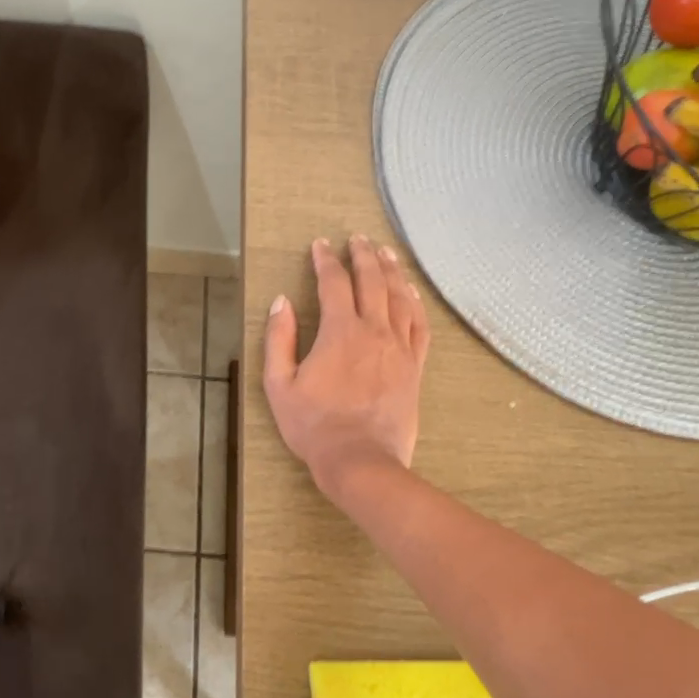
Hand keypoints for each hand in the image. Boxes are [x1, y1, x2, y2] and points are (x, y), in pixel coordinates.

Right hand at [264, 236, 431, 498]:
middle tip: (357, 238)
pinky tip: (411, 292)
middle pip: (372, 281)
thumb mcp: (279, 384)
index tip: (320, 246)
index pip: (333, 283)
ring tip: (386, 253)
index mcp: (339, 332)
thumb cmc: (313, 425)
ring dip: (392, 271)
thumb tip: (282, 302)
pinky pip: (419, 325)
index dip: (325, 260)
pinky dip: (415, 303)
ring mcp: (399, 348)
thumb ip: (279, 339)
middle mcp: (374, 331)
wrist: (360, 459)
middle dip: (363, 255)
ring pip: (400, 297)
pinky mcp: (414, 367)